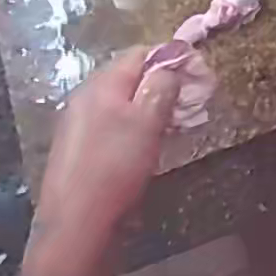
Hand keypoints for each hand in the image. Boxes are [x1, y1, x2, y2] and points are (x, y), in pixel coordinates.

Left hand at [30, 48, 179, 272]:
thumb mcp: (147, 121)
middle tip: (194, 103)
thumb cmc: (115, 167)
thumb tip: (172, 61)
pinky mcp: (83, 146)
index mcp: (102, 84)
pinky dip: (140, 124)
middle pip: (133, 76)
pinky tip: (154, 143)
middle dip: (167, 84)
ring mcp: (81, 122)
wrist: (76, 222)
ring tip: (180, 124)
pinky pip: (117, 122)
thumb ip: (161, 86)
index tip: (199, 75)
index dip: (172, 58)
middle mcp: (87, 96)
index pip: (141, 53)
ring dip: (156, 106)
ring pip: (126, 101)